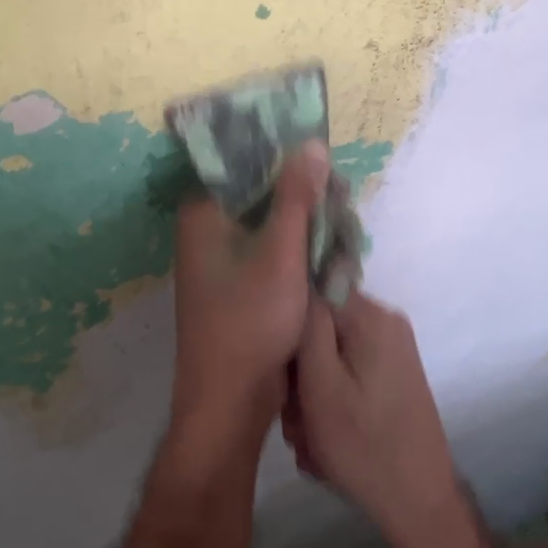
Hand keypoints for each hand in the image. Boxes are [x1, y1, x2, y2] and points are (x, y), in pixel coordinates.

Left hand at [170, 139, 327, 430]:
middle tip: (343, 198)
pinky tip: (331, 251)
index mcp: (203, 213)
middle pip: (261, 192)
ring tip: (344, 226)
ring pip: (272, 222)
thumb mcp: (280, 253)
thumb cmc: (249, 321)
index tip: (324, 158)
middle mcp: (207, 229)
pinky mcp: (242, 283)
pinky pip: (273, 250)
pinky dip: (300, 247)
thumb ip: (296, 196)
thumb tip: (312, 143)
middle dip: (304, 193)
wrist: (231, 404)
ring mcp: (224, 258)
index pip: (244, 162)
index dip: (285, 156)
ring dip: (307, 222)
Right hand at [285, 292, 498, 547]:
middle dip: (300, 373)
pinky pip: (347, 375)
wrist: (418, 500)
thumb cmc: (363, 444)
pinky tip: (327, 439)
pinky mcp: (392, 376)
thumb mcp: (321, 385)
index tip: (284, 370)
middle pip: (321, 328)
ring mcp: (392, 350)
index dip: (290, 329)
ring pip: (330, 357)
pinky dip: (331, 404)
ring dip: (312, 396)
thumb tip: (303, 274)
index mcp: (371, 317)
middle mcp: (385, 322)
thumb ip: (310, 325)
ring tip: (311, 435)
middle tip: (296, 417)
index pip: (314, 292)